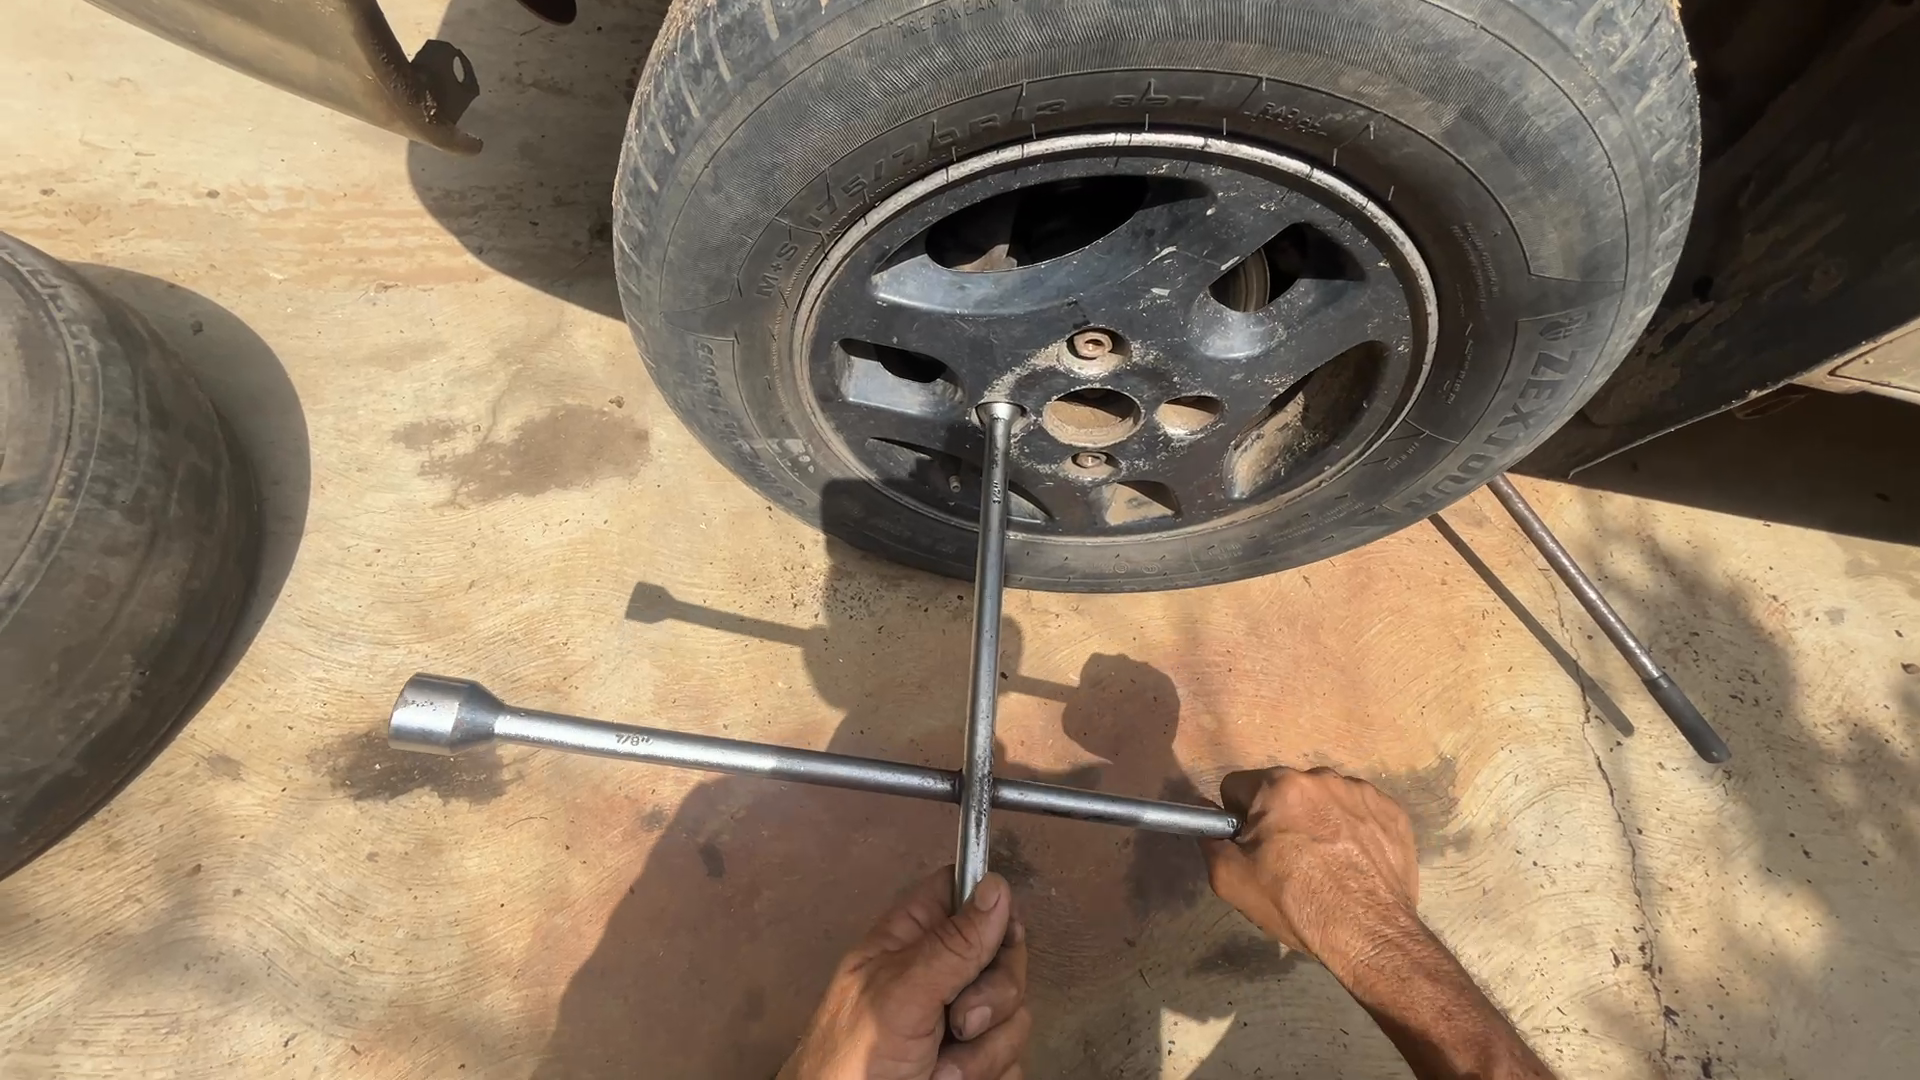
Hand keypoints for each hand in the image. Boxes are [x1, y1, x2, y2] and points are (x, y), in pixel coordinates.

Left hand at [779, 869, 1029, 1079]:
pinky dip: (988, 1076)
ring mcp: (960, 1020)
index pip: (963, 890)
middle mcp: (940, 971)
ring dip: (983, 1051)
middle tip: (959, 1022)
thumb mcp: (902, 995)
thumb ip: (953, 944)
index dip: (992, 903)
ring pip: (1012, 1010)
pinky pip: (1012, 1056)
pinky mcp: (976, 1063)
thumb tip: (996, 884)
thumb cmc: (857, 1059)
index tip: (1003, 934)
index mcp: (913, 937)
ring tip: (939, 1072)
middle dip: (993, 994)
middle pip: (1002, 952)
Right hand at [1200, 766, 1419, 966]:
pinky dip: (1352, 827)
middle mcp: (1320, 777)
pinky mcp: (1393, 811)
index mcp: (1279, 786)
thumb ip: (1210, 840)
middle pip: (1281, 790)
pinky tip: (1354, 860)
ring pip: (1320, 797)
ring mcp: (1361, 792)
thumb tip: (1209, 818)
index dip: (1237, 818)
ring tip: (1327, 862)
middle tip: (1288, 859)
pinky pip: (1358, 809)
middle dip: (1279, 816)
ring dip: (1316, 818)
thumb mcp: (1229, 879)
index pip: (1237, 786)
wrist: (1371, 938)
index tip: (1252, 847)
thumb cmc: (1295, 904)